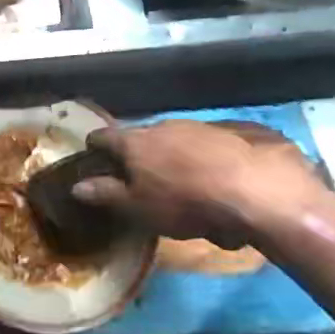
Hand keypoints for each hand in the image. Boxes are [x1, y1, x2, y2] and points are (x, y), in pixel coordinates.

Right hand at [74, 120, 329, 245]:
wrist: (258, 190)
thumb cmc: (186, 202)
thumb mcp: (138, 208)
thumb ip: (106, 194)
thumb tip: (76, 186)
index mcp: (134, 141)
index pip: (103, 136)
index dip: (95, 146)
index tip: (92, 156)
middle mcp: (162, 125)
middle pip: (141, 137)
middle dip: (139, 155)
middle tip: (143, 180)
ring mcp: (199, 125)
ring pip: (177, 140)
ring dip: (175, 158)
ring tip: (187, 186)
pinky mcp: (233, 131)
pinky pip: (209, 145)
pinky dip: (207, 159)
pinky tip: (221, 181)